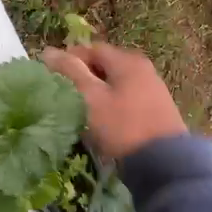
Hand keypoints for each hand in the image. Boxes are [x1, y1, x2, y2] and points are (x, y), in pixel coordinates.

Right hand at [40, 43, 187, 160]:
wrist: (164, 161)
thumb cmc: (121, 124)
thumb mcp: (90, 96)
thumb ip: (70, 71)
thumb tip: (48, 51)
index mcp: (127, 61)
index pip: (91, 49)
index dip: (69, 60)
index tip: (54, 78)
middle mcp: (143, 68)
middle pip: (104, 64)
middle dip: (82, 76)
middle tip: (66, 94)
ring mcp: (152, 88)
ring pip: (114, 82)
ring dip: (96, 91)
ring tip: (81, 108)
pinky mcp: (155, 107)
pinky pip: (125, 96)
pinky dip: (110, 102)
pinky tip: (102, 118)